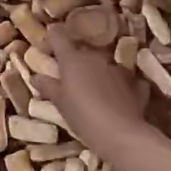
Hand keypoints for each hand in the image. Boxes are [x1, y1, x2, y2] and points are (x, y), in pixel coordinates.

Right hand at [36, 24, 150, 153]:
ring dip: (97, 73)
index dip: (52, 37)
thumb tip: (36, 76)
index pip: (58, 37)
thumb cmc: (82, 115)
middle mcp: (95, 57)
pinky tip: (117, 98)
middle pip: (82, 51)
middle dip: (75, 61)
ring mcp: (117, 68)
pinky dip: (119, 86)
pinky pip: (123, 79)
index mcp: (73, 59)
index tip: (48, 45)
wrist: (120, 133)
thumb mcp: (59, 103)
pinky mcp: (134, 83)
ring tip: (93, 92)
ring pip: (103, 65)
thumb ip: (47, 86)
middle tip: (68, 79)